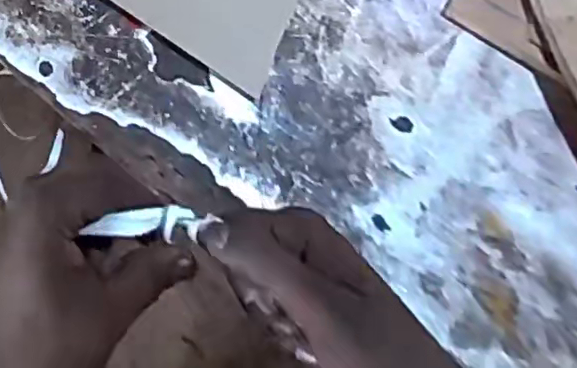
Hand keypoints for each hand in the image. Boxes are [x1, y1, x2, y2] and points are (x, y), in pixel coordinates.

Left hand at [0, 161, 195, 367]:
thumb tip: (189, 251)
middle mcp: (34, 190)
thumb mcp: (107, 309)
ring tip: (151, 247)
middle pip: (96, 185)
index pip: (110, 182)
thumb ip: (148, 272)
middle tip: (173, 233)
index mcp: (47, 199)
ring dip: (116, 222)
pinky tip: (115, 256)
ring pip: (84, 201)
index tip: (187, 219)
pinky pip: (69, 215)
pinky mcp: (26, 228)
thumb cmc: (49, 340)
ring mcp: (26, 207)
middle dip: (134, 207)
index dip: (150, 199)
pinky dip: (95, 232)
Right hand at [199, 207, 455, 367]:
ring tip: (302, 339)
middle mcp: (296, 238)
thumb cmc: (375, 352)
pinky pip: (265, 304)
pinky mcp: (304, 300)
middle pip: (236, 254)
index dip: (235, 263)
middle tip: (289, 324)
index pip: (230, 226)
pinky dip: (276, 327)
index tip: (266, 300)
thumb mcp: (318, 305)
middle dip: (254, 294)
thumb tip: (200, 223)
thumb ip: (261, 257)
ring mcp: (300, 270)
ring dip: (265, 315)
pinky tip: (301, 343)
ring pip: (246, 283)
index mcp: (299, 223)